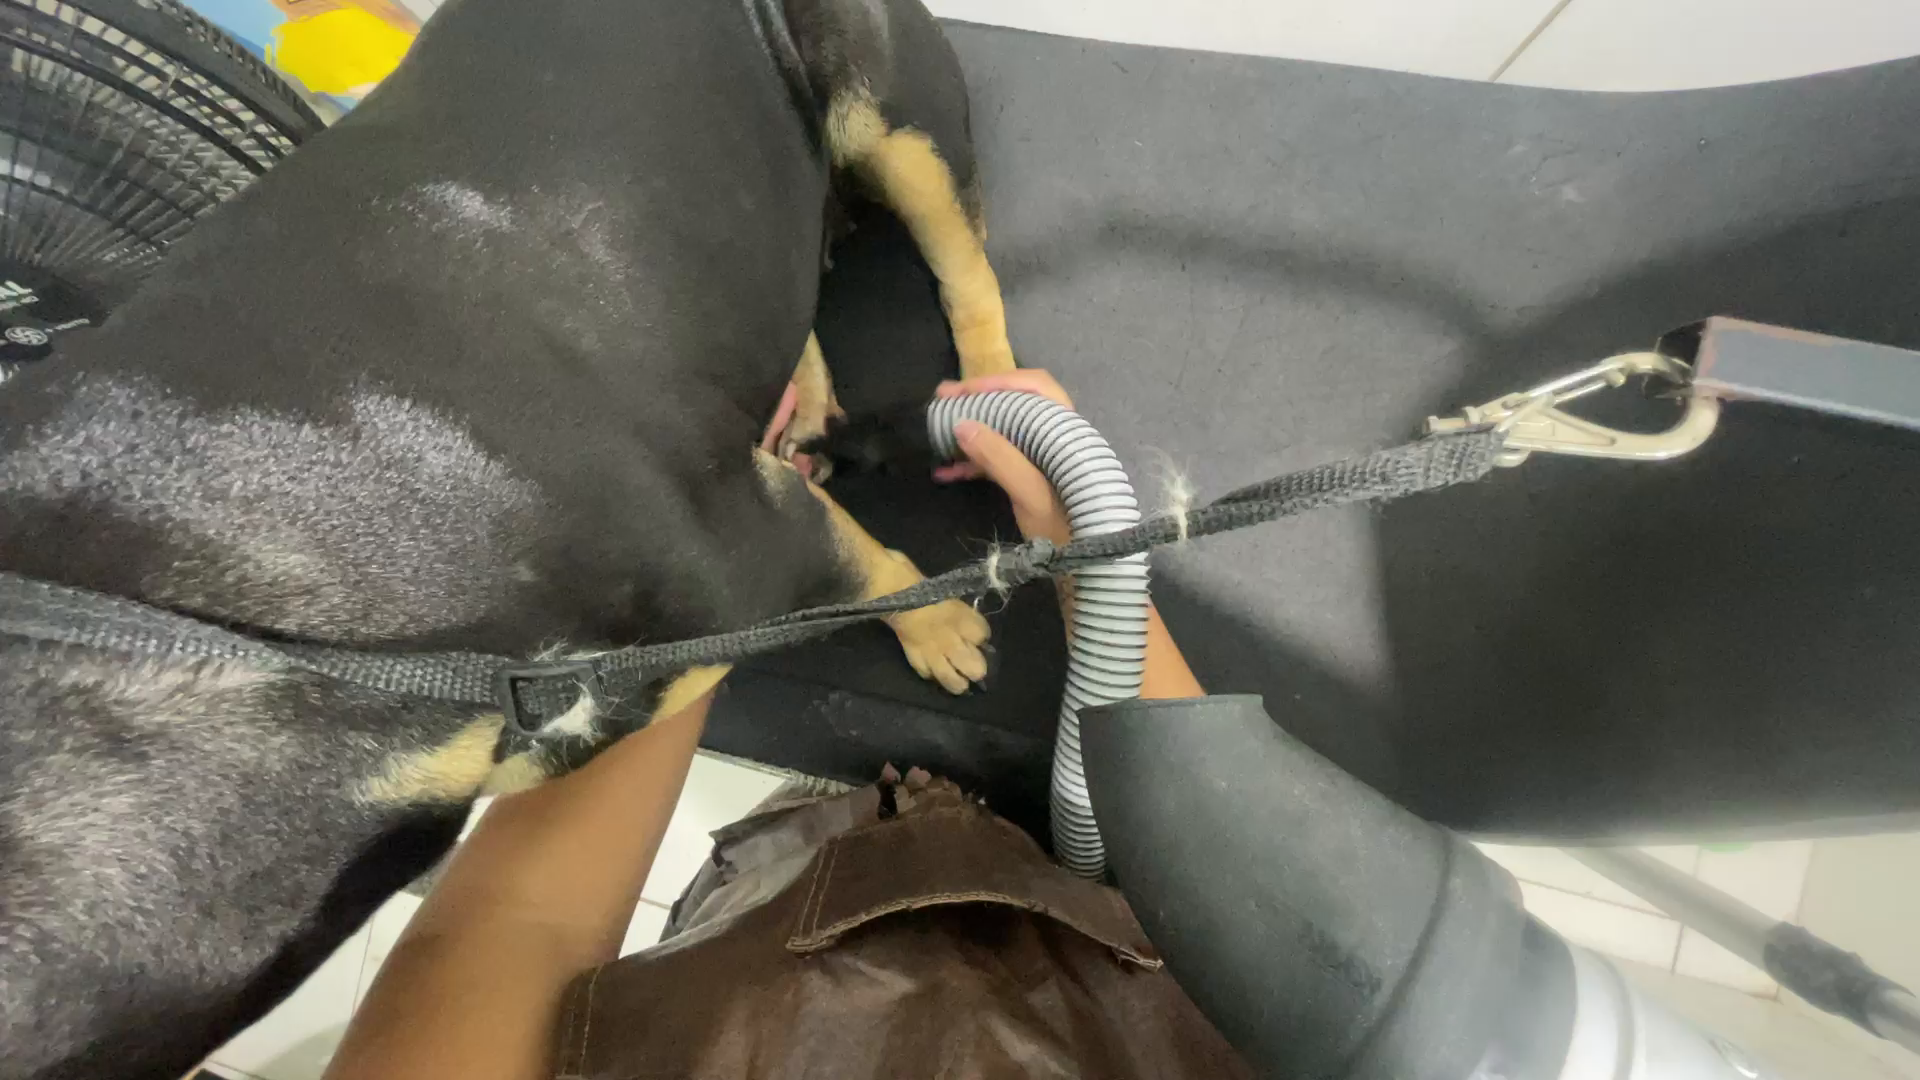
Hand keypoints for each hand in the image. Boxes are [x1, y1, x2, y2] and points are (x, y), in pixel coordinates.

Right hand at [933, 371, 1074, 546]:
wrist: (1084, 570)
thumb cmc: (1064, 529)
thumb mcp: (1030, 493)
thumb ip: (999, 457)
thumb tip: (962, 424)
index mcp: (1065, 431)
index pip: (1034, 388)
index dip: (996, 383)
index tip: (959, 390)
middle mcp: (1056, 437)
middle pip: (1016, 405)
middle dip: (978, 402)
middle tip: (942, 401)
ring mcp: (1042, 459)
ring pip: (1005, 432)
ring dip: (972, 431)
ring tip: (936, 432)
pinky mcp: (1031, 479)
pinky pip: (1001, 460)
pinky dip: (975, 462)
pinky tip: (945, 471)